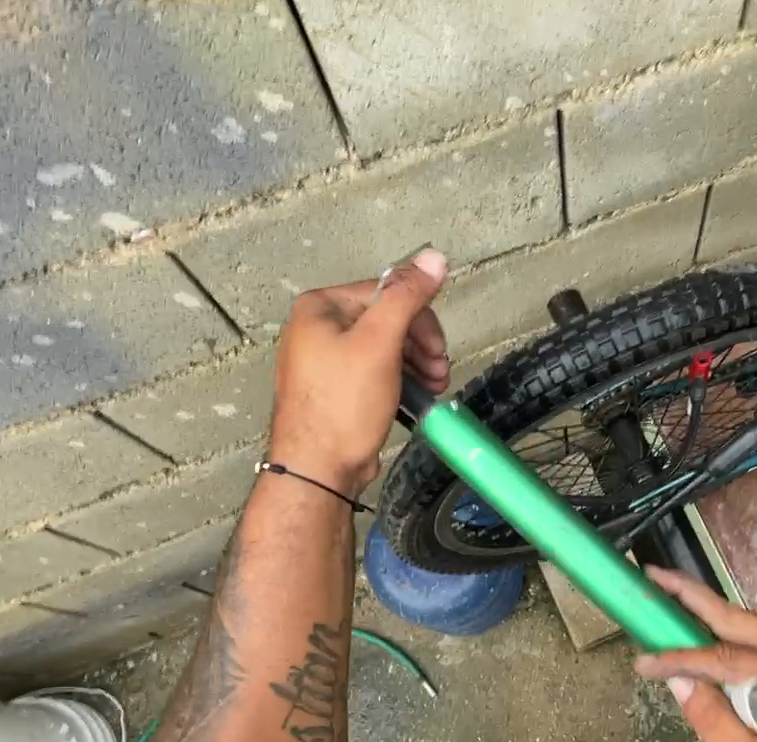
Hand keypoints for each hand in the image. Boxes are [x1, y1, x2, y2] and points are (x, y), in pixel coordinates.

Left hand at [269, 249, 450, 495]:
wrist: (318, 469)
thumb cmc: (343, 407)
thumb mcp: (380, 344)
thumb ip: (407, 298)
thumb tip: (434, 257)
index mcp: (320, 307)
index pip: (386, 293)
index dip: (420, 321)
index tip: (439, 352)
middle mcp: (317, 328)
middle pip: (387, 321)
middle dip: (420, 346)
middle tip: (439, 373)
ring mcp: (325, 361)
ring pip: (385, 349)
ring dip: (416, 366)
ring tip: (433, 390)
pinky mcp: (335, 390)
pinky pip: (376, 373)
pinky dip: (400, 382)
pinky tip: (415, 399)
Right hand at [633, 567, 756, 741]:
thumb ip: (716, 724)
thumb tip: (679, 681)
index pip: (721, 657)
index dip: (678, 658)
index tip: (644, 665)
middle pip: (730, 615)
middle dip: (686, 594)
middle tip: (649, 574)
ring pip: (736, 617)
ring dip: (697, 601)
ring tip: (661, 586)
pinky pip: (744, 630)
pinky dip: (712, 620)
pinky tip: (688, 616)